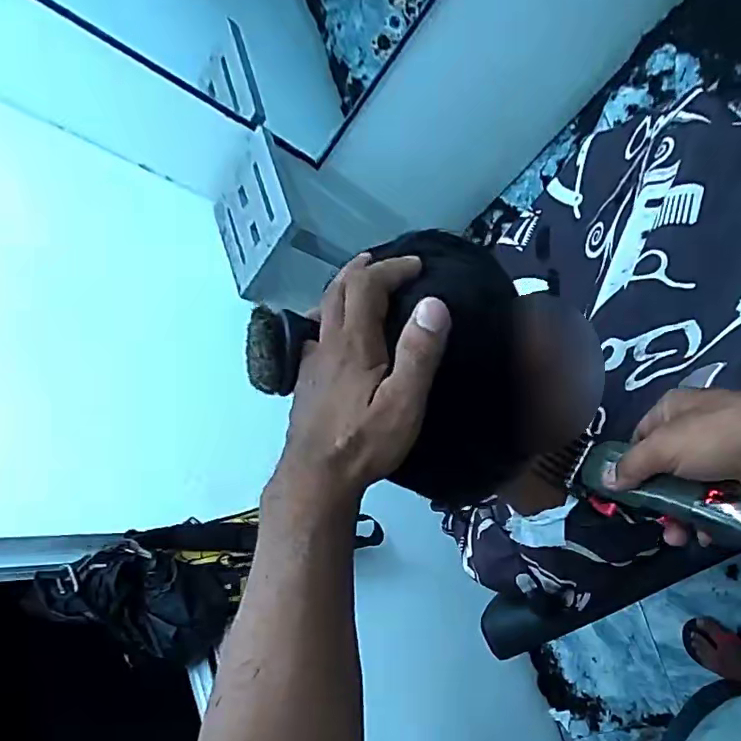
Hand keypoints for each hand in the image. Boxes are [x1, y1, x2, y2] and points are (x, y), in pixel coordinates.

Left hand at [272, 254, 448, 503]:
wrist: (317, 476)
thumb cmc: (365, 442)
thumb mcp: (404, 402)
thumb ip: (418, 353)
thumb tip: (434, 304)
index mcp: (354, 343)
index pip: (367, 286)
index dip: (391, 268)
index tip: (417, 264)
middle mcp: (328, 344)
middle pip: (338, 289)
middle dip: (364, 269)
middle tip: (387, 264)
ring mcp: (312, 362)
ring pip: (323, 309)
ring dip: (344, 288)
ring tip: (362, 288)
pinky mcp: (306, 382)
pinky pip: (316, 334)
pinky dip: (331, 317)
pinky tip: (336, 336)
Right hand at [609, 389, 740, 545]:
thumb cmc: (716, 438)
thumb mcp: (665, 448)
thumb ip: (632, 465)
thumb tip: (606, 479)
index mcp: (671, 410)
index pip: (638, 440)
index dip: (630, 468)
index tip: (626, 496)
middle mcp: (692, 428)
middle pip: (662, 471)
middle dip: (659, 503)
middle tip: (661, 526)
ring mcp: (717, 452)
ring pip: (687, 490)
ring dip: (681, 517)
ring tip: (682, 537)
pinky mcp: (737, 474)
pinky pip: (712, 499)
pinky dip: (707, 517)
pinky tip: (708, 533)